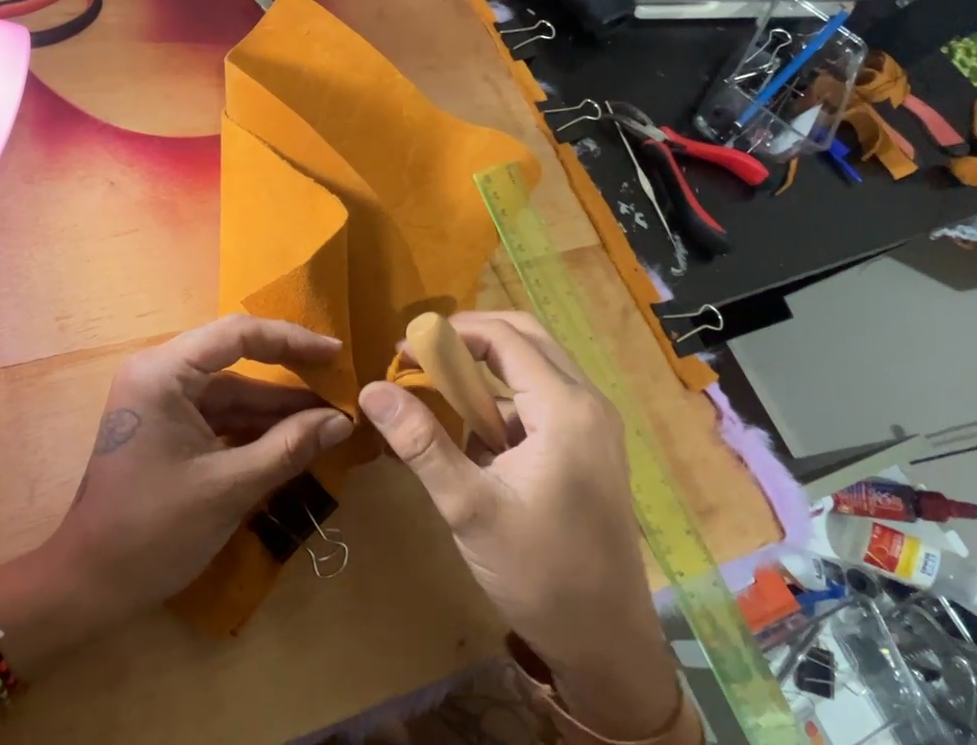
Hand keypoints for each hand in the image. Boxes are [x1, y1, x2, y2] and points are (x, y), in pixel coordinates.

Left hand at [0, 314, 353, 667]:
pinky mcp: (164, 427)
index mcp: (163, 372)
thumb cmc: (156, 529)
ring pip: (229, 392)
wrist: (92, 581)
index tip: (336, 352)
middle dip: (289, 378)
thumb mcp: (230, 486)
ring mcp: (158, 401)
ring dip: (276, 408)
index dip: (291, 340)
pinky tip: (296, 439)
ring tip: (332, 419)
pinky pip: (216, 415)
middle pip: (234, 360)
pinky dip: (253, 428)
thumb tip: (343, 422)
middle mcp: (158, 373)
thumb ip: (289, 447)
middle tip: (342, 388)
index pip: (236, 334)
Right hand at [358, 311, 678, 739]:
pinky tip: (470, 447)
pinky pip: (538, 405)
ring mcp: (592, 429)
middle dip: (468, 341)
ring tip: (435, 404)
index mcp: (566, 409)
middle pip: (525, 340)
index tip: (400, 350)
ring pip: (532, 371)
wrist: (605, 644)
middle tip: (418, 359)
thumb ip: (420, 442)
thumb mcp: (467, 506)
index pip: (503, 337)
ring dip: (483, 376)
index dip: (447, 333)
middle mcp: (587, 405)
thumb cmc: (537, 572)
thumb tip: (371, 388)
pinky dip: (500, 408)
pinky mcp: (587, 452)